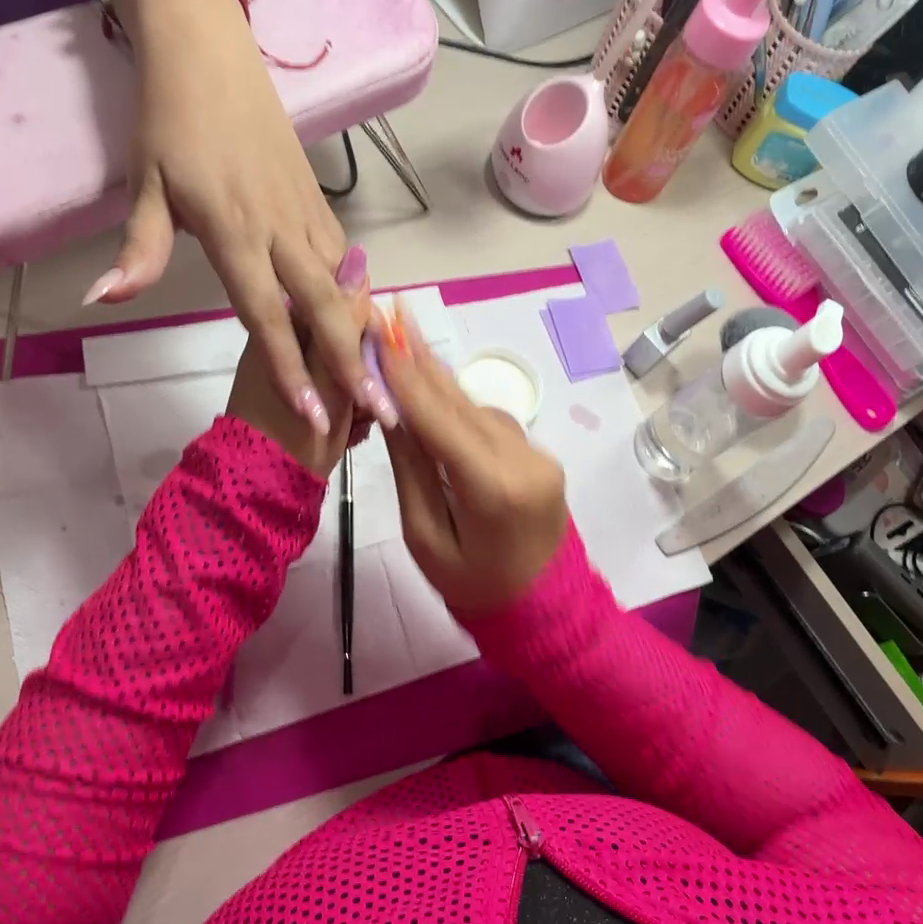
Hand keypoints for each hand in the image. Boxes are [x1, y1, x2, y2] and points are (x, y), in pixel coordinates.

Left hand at [83, 0, 392, 439]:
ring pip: (345, 285)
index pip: (267, 315)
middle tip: (379, 411)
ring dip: (364, 334)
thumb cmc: (171, 123)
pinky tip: (365, 323)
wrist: (211, 55)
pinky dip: (358, 296)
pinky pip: (344, 260)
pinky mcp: (319, 203)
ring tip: (385, 380)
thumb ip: (139, 249)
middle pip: (325, 307)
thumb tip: (104, 299)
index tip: (312, 414)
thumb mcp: (145, 185)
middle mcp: (280, 230)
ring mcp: (306, 215)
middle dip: (350, 363)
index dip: (290, 369)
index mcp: (234, 232)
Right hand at [376, 307, 567, 613]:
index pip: (439, 419)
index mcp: (492, 488)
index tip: (379, 333)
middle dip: (420, 359)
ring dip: (438, 380)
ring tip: (400, 340)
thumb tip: (393, 410)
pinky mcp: (540, 456)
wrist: (543, 609)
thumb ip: (412, 470)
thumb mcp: (426, 537)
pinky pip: (492, 424)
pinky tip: (433, 388)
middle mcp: (523, 459)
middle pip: (461, 402)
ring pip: (477, 409)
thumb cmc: (471, 587)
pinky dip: (460, 406)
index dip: (405, 374)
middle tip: (389, 313)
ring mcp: (538, 455)